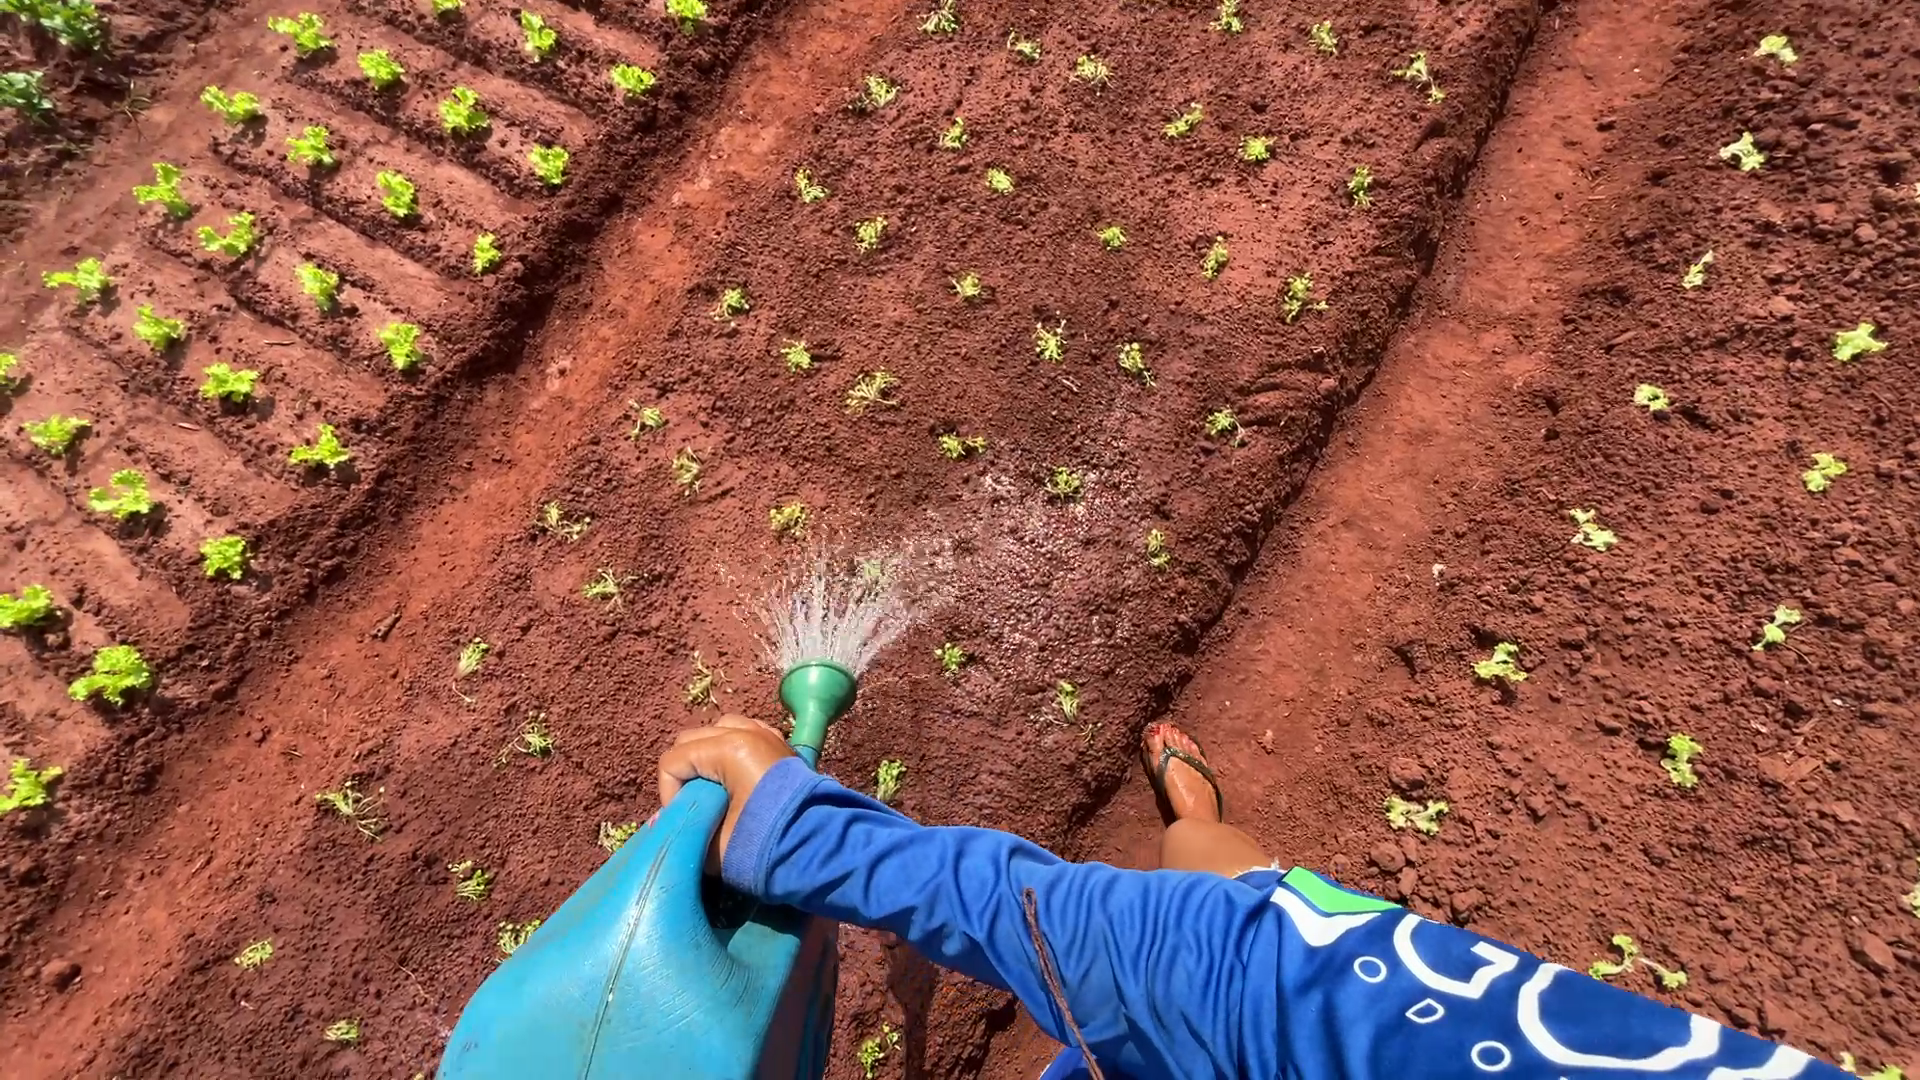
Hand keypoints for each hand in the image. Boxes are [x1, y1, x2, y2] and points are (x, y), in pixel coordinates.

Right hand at [657, 714, 796, 872]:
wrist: (815, 844)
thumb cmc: (761, 842)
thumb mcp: (712, 846)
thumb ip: (683, 828)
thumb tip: (664, 820)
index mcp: (729, 750)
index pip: (673, 761)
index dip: (669, 793)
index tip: (685, 818)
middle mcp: (747, 732)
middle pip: (691, 739)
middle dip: (684, 771)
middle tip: (694, 805)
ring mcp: (766, 733)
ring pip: (718, 728)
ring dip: (707, 754)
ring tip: (713, 788)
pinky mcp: (779, 741)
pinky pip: (744, 731)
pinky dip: (732, 746)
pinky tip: (735, 774)